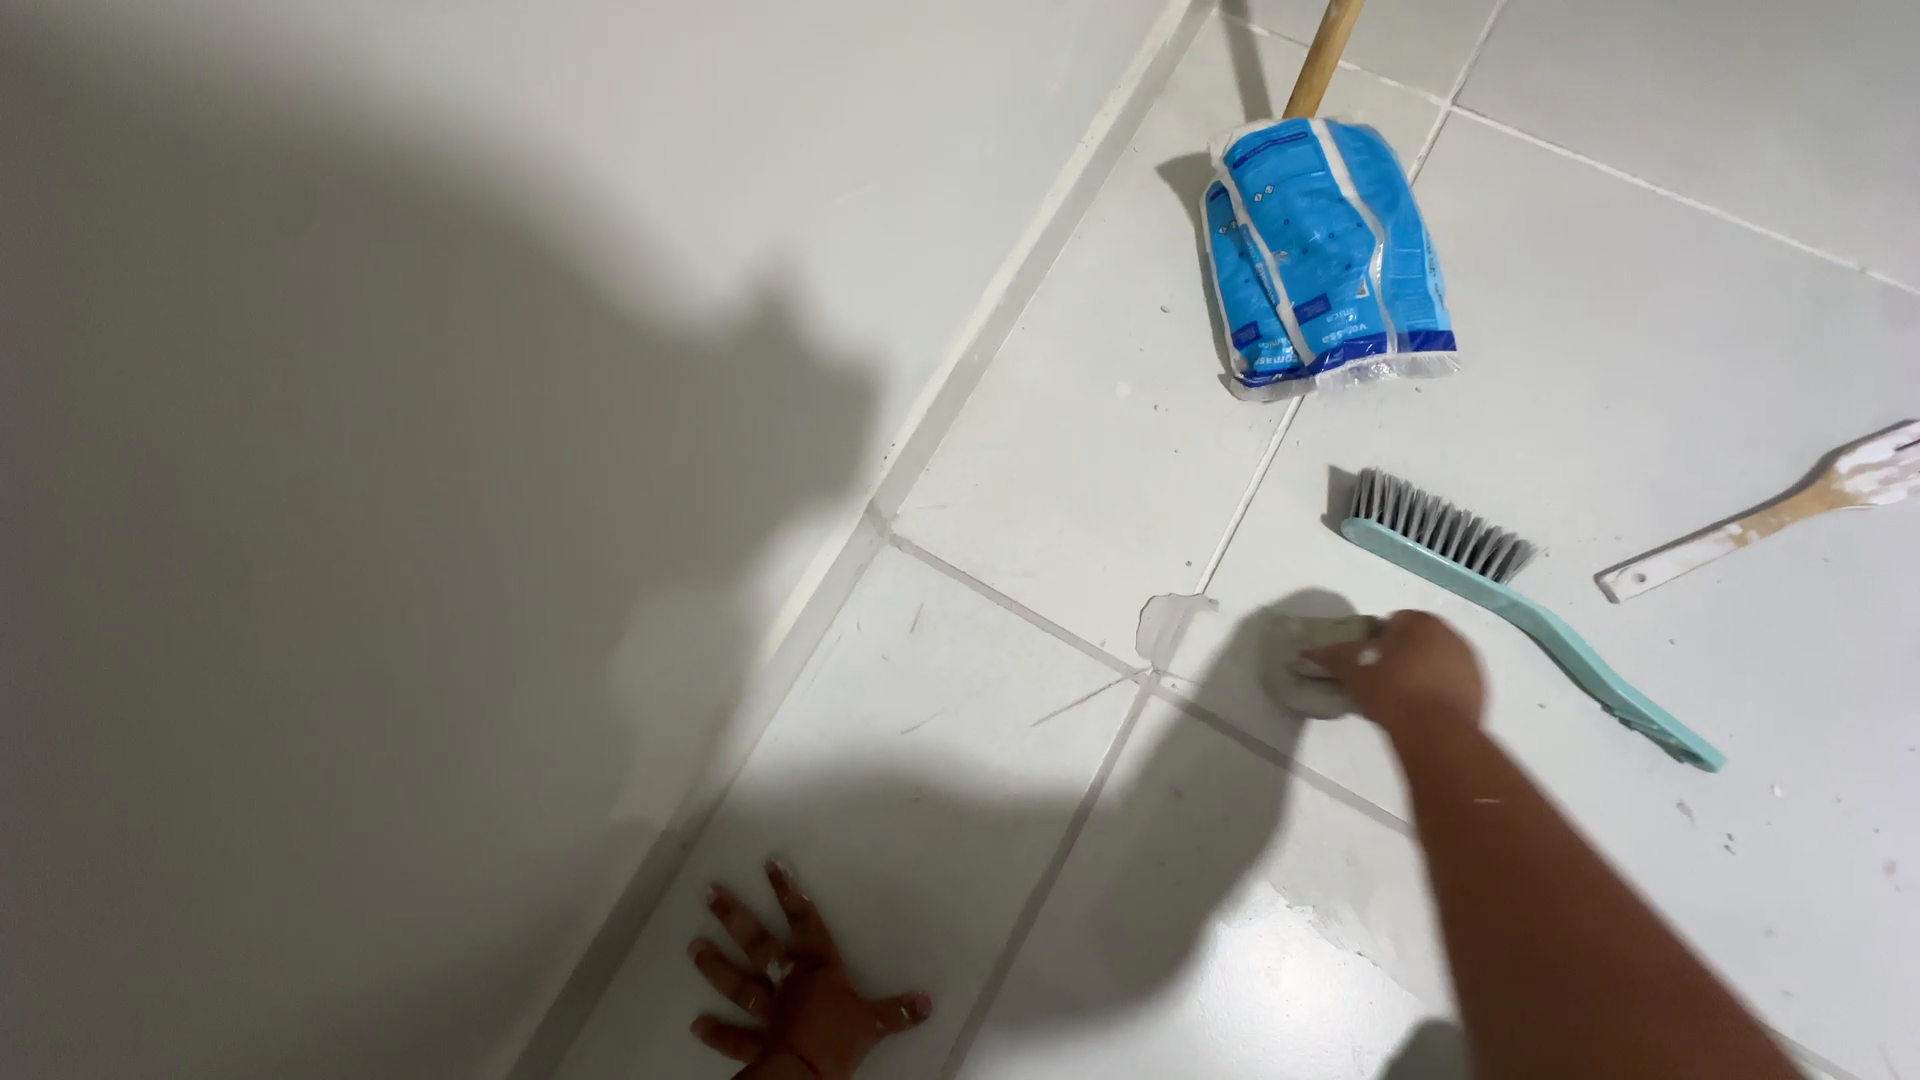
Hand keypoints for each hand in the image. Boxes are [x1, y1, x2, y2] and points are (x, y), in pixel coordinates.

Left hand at [689, 860, 932, 1078]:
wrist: (806, 1074)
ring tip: (693, 947)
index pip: (804, 921)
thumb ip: (897, 1010)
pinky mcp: (757, 1044)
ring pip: (739, 983)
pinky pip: (735, 1037)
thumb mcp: (873, 1023)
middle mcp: (788, 982)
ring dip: (716, 966)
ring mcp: (767, 1011)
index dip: (789, 893)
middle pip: (758, 944)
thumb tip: (928, 1001)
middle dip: (735, 918)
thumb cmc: (838, 1039)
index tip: (771, 866)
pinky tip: (697, 1025)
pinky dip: (717, 1032)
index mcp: (817, 968)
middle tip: (710, 894)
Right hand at [1299, 610, 1483, 734]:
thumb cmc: (1390, 690)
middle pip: (1418, 640)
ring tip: (1400, 697)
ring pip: (1437, 661)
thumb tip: (1301, 653)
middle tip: (1381, 678)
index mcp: (1420, 622)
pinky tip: (1421, 709)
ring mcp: (1470, 662)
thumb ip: (1330, 657)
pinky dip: (1439, 690)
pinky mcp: (1481, 689)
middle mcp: (1451, 634)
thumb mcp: (1352, 672)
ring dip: (1421, 672)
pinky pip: (1452, 682)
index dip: (1377, 640)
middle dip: (1402, 654)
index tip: (1366, 661)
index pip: (1393, 621)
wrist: (1435, 731)